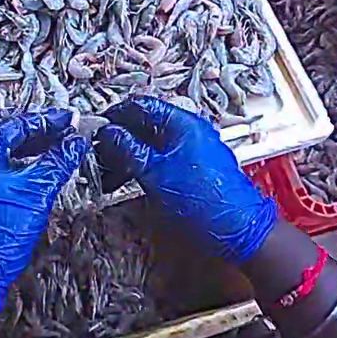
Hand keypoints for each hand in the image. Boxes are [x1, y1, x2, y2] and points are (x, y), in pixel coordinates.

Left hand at [0, 109, 88, 311]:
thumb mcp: (36, 192)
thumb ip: (57, 161)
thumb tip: (76, 140)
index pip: (16, 126)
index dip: (47, 122)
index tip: (69, 120)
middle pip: (4, 136)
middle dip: (37, 134)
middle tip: (64, 133)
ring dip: (24, 150)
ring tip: (53, 148)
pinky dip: (9, 165)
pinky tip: (30, 167)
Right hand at [94, 96, 275, 263]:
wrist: (241, 232)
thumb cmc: (201, 199)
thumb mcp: (154, 172)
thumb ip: (127, 149)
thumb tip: (106, 131)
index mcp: (182, 123)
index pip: (141, 105)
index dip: (115, 114)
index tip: (95, 127)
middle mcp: (189, 131)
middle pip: (145, 124)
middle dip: (119, 138)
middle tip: (97, 153)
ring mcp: (193, 150)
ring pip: (151, 144)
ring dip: (128, 156)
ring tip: (108, 173)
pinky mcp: (194, 169)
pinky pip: (161, 159)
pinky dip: (142, 167)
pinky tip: (126, 181)